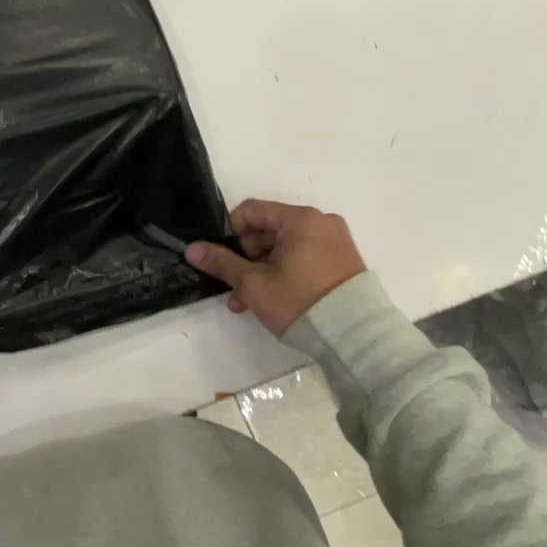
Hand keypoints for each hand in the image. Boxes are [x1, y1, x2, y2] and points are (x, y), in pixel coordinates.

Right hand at [185, 200, 367, 335]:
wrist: (354, 335)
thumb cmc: (299, 301)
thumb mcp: (253, 283)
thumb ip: (221, 262)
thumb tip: (192, 248)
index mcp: (300, 219)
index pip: (251, 211)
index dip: (230, 233)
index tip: (224, 260)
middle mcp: (320, 222)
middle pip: (267, 230)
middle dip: (245, 258)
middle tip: (233, 287)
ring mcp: (334, 241)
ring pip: (282, 248)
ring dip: (259, 270)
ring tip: (246, 301)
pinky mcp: (341, 260)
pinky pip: (302, 258)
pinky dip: (282, 273)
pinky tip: (269, 299)